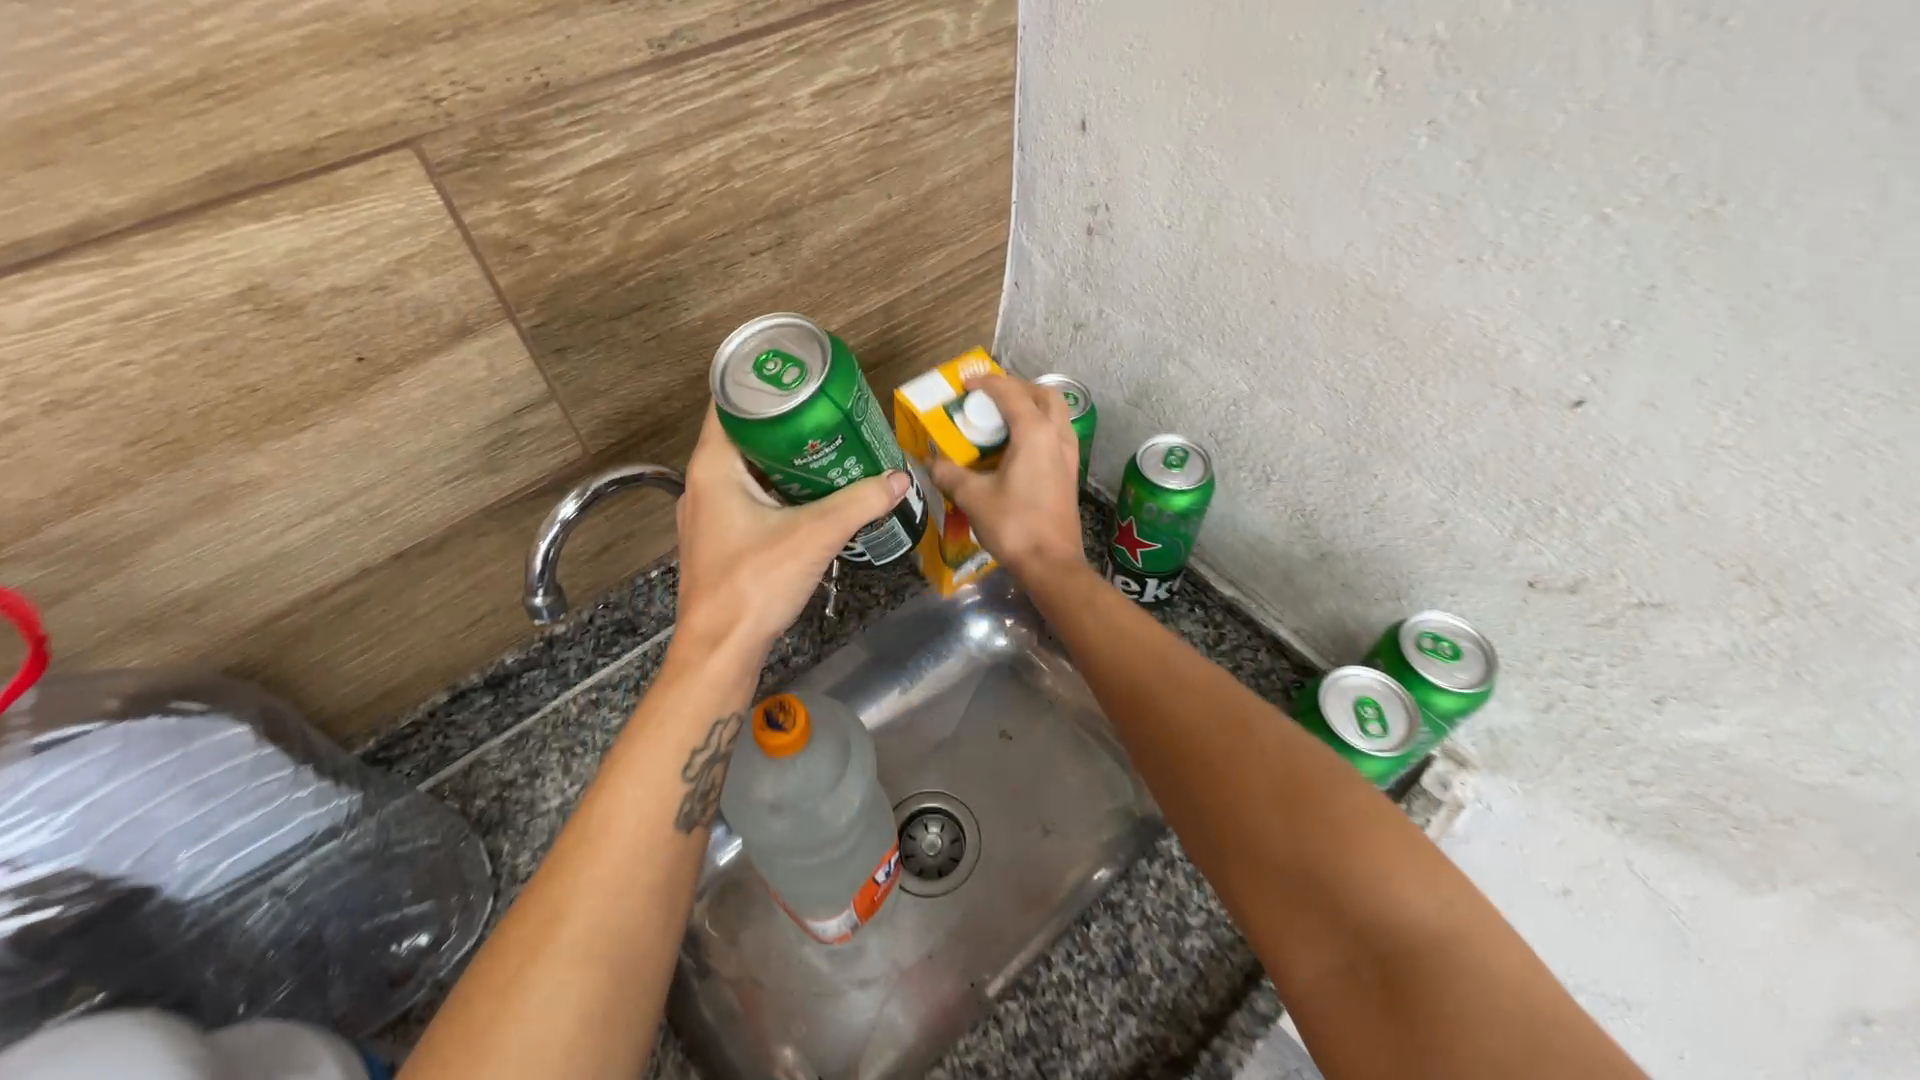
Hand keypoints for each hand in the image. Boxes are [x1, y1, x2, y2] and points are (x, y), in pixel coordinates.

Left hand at [672, 406, 911, 662]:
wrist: (721, 648)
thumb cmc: (755, 583)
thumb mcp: (815, 535)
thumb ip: (860, 503)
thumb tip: (898, 478)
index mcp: (713, 467)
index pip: (729, 403)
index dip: (764, 383)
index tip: (803, 377)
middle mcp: (702, 484)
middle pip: (743, 436)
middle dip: (786, 424)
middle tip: (829, 415)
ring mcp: (708, 515)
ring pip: (747, 471)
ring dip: (784, 460)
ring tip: (827, 450)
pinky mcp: (719, 540)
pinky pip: (748, 499)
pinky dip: (778, 491)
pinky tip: (811, 497)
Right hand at [928, 375, 1085, 581]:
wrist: (1051, 564)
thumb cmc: (1014, 526)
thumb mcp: (973, 498)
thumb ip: (949, 473)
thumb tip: (930, 461)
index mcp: (1035, 433)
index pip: (1010, 393)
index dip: (985, 383)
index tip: (964, 386)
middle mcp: (1057, 436)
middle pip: (1043, 395)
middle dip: (1016, 389)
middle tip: (990, 398)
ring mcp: (1068, 456)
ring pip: (1056, 415)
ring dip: (1031, 408)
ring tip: (1003, 421)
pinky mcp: (1069, 474)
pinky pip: (1056, 436)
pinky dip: (1038, 430)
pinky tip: (1017, 449)